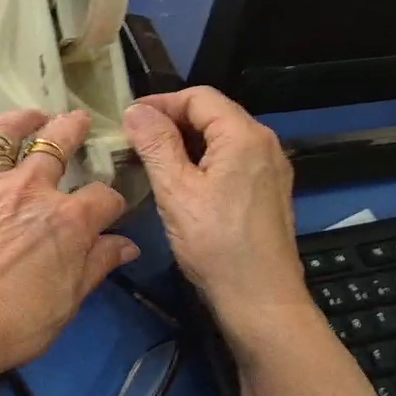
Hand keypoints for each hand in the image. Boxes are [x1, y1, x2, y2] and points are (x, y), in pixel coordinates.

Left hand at [0, 108, 140, 376]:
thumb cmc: (16, 322)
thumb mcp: (69, 300)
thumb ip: (97, 265)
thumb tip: (125, 245)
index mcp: (68, 220)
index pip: (104, 196)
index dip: (112, 200)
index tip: (110, 207)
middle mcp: (29, 190)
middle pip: (57, 144)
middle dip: (72, 128)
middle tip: (77, 121)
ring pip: (3, 135)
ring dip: (20, 121)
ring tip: (31, 116)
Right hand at [122, 88, 311, 324]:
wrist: (259, 298)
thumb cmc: (215, 242)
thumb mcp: (176, 190)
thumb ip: (156, 144)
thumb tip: (136, 110)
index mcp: (244, 136)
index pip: (199, 97)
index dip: (160, 102)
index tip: (126, 119)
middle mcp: (264, 145)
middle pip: (212, 114)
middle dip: (170, 120)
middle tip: (132, 139)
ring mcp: (268, 169)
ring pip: (219, 138)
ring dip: (182, 141)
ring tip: (147, 158)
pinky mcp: (264, 191)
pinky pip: (229, 159)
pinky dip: (199, 160)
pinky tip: (176, 181)